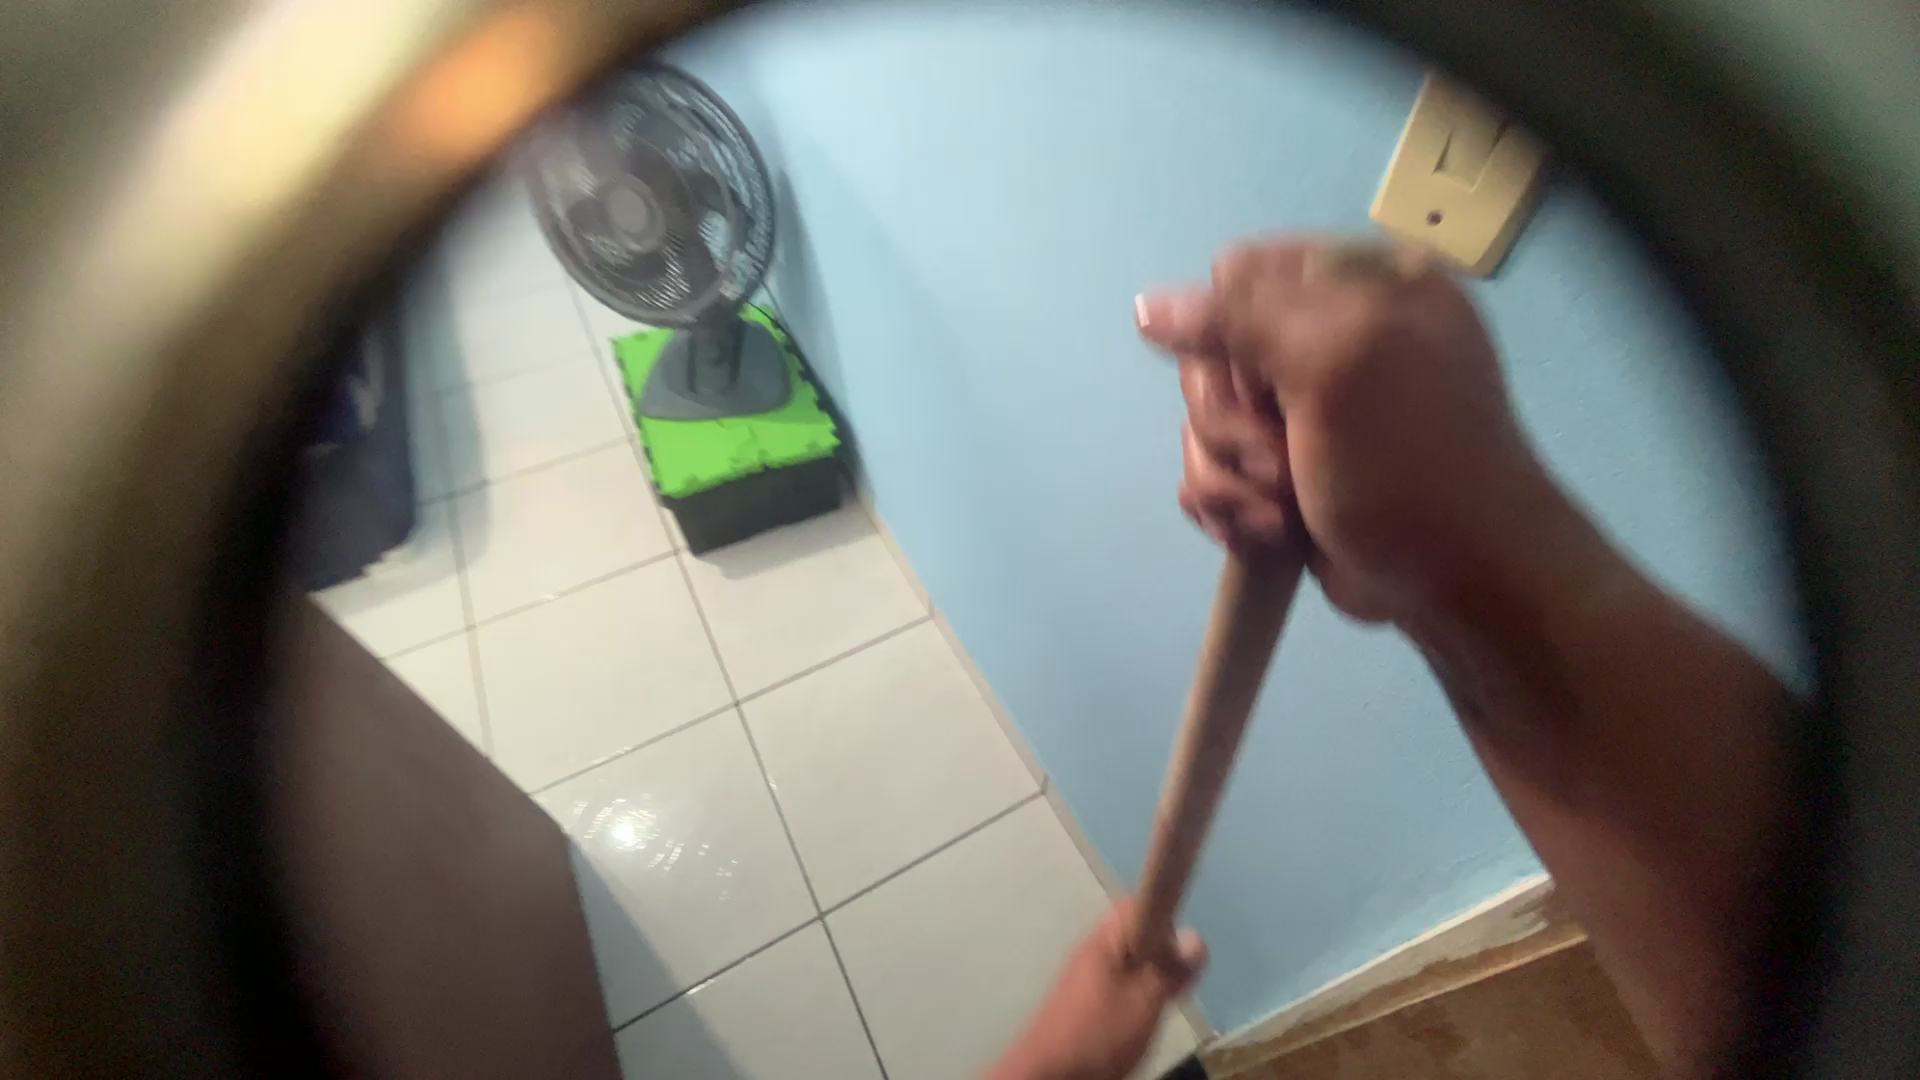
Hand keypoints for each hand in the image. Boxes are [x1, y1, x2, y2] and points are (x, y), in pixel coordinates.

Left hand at [985, 901, 1205, 1079]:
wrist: (1049, 1074)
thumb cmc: (1098, 1034)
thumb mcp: (1143, 1003)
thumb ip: (1169, 971)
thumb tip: (1195, 936)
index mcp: (1104, 939)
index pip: (1136, 906)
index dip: (1163, 920)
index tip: (1178, 954)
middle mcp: (1093, 950)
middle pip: (1135, 935)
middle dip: (1159, 956)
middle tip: (1173, 988)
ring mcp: (1086, 975)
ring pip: (1129, 963)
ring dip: (1148, 981)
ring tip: (1156, 1009)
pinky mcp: (1084, 1001)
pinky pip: (1118, 985)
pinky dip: (1134, 998)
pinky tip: (1138, 1024)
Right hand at [1137, 238, 1569, 626]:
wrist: (1448, 579)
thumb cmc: (1407, 461)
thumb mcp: (1334, 364)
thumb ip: (1236, 319)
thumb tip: (1142, 306)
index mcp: (1350, 291)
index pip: (1236, 280)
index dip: (1232, 335)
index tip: (1270, 382)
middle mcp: (1318, 346)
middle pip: (1206, 363)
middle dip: (1232, 424)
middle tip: (1282, 457)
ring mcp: (1292, 416)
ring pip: (1199, 428)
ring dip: (1231, 478)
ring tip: (1284, 509)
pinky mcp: (1272, 473)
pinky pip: (1205, 475)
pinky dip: (1229, 509)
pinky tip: (1269, 531)